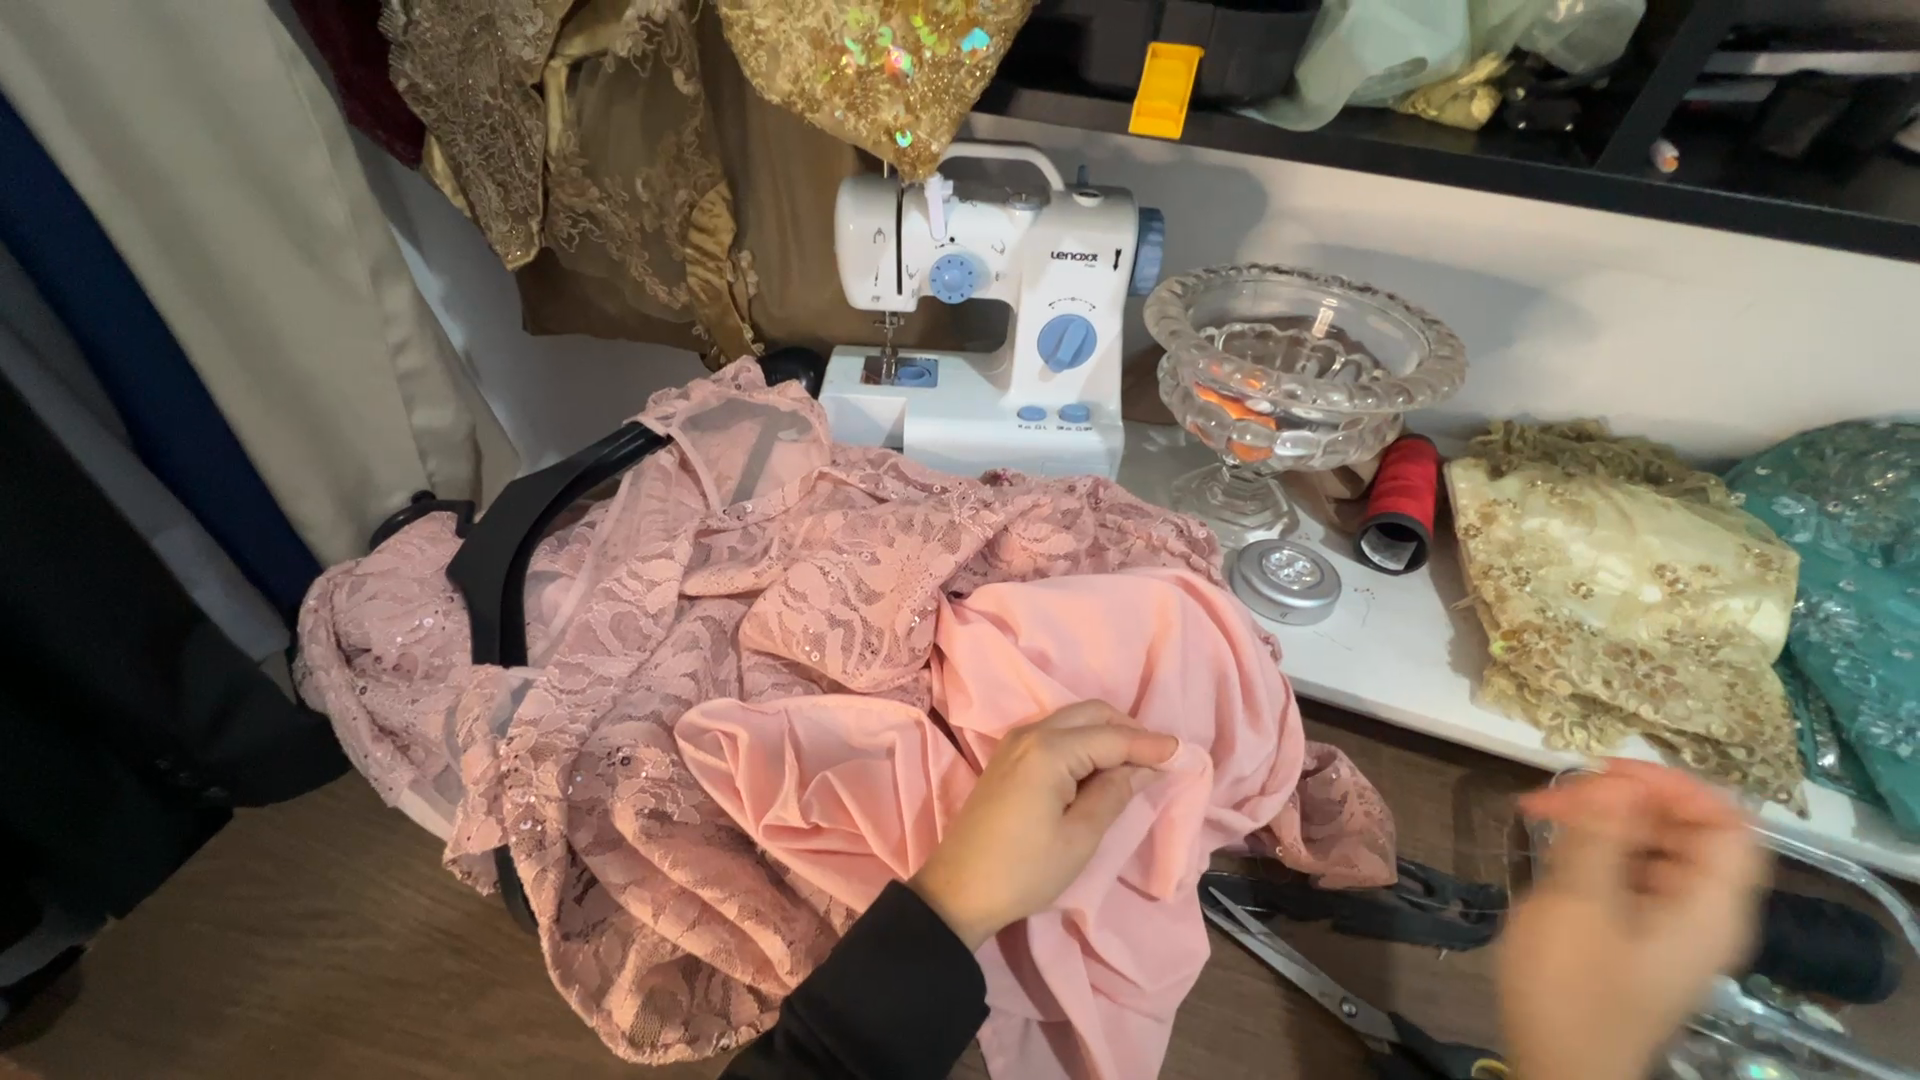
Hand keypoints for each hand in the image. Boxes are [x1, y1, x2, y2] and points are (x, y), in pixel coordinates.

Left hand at [908, 701, 1178, 949]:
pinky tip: (1101, 765)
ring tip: (1137, 762)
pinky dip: (1084, 740)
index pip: (1112, 738)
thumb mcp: (1079, 837)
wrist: (958, 889)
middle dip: (1129, 729)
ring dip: (1107, 733)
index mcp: (1049, 751)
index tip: (1184, 752)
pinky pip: (1056, 733)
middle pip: (1091, 714)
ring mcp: (1015, 742)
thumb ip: (1114, 793)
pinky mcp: (1008, 756)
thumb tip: (1143, 767)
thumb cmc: (1024, 870)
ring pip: (1073, 719)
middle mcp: (1031, 733)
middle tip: (1161, 757)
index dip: (1150, 745)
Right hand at [1499, 760, 1770, 1079]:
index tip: (1606, 770)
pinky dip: (1592, 846)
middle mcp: (1699, 912)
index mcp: (1707, 907)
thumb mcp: (1579, 904)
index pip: (1726, 824)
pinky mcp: (1633, 932)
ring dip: (1599, 819)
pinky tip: (1548, 844)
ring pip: (1649, 847)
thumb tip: (1618, 782)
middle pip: (1684, 831)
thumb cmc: (1572, 986)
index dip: (1675, 786)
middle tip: (1553, 794)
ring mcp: (1666, 924)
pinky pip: (1627, 871)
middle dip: (1621, 800)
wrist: (1560, 1062)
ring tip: (1538, 813)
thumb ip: (1600, 837)